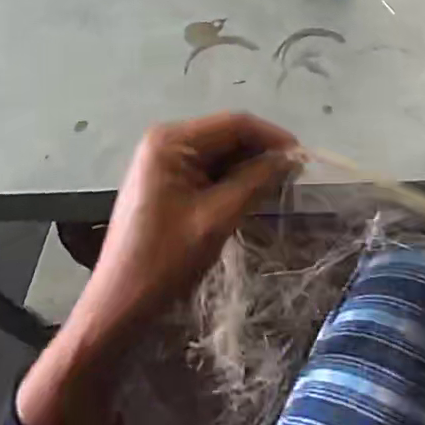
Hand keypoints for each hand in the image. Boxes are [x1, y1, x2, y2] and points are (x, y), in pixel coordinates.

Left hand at [16, 113, 297, 424]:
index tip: (304, 158)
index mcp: (171, 140)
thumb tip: (289, 158)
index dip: (271, 137)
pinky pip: (204, 170)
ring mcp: (162, 160)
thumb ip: (254, 181)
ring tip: (278, 189)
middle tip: (295, 178)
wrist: (120, 301)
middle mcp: (164, 140)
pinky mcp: (164, 180)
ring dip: (246, 168)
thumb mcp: (216, 218)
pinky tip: (249, 197)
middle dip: (260, 153)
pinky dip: (229, 180)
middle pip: (225, 135)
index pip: (233, 123)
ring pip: (217, 153)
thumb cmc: (165, 259)